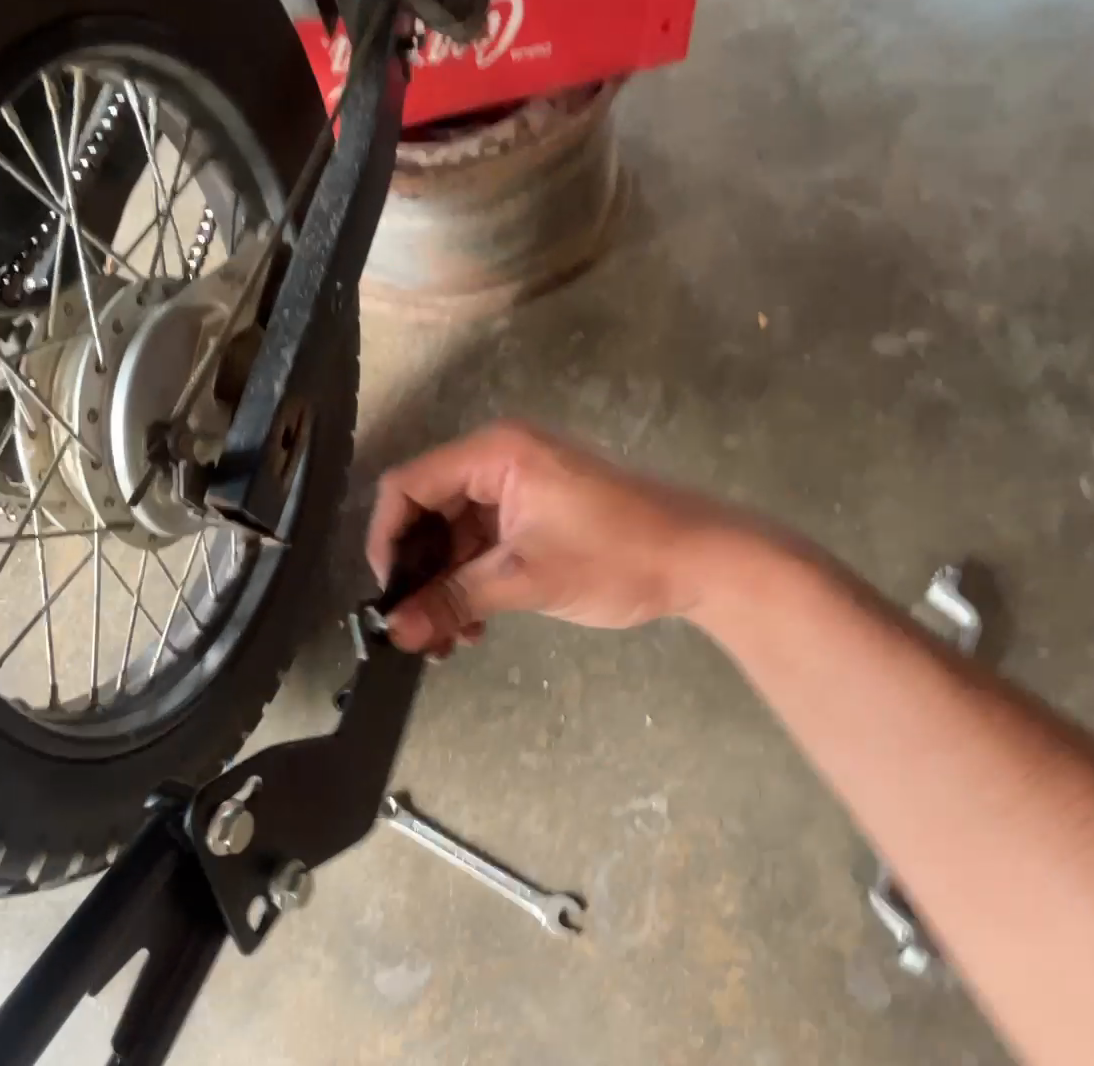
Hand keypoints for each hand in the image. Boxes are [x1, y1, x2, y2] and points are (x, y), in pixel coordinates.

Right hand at [366, 421, 741, 653]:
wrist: (707, 562)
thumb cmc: (618, 556)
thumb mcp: (526, 579)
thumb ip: (453, 601)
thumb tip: (392, 633)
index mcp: (494, 454)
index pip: (408, 486)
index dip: (387, 539)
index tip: (387, 593)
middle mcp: (497, 461)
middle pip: (426, 513)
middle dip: (418, 573)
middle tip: (413, 626)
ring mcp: (515, 488)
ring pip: (451, 537)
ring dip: (444, 588)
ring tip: (444, 641)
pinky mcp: (531, 514)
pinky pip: (480, 546)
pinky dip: (470, 584)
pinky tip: (472, 628)